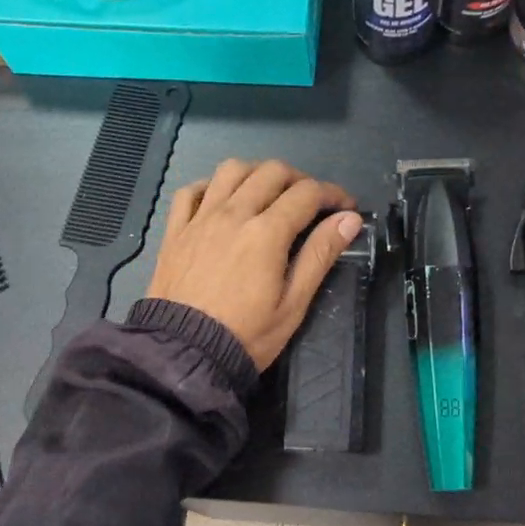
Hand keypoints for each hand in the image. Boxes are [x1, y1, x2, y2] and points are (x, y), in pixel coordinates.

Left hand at [145, 159, 361, 368]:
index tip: (346, 208)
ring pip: (231, 169)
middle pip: (272, 171)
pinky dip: (211, 186)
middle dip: (299, 179)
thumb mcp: (293, 304)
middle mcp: (233, 213)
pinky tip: (222, 199)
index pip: (307, 193)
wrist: (181, 356)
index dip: (333, 194)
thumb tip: (349, 219)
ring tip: (268, 192)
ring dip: (256, 173)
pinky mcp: (176, 230)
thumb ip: (320, 255)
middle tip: (311, 202)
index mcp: (266, 231)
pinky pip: (191, 190)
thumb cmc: (245, 335)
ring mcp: (200, 218)